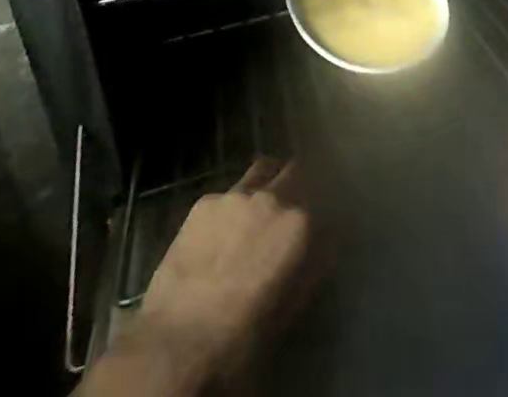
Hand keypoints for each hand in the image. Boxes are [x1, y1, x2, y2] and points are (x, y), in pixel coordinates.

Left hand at [81, 157, 310, 396]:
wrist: (180, 339)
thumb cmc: (246, 331)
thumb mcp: (296, 301)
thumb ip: (317, 261)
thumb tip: (327, 239)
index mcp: (300, 222)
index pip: (325, 195)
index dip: (324, 204)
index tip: (321, 216)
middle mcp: (272, 197)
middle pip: (295, 169)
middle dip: (298, 181)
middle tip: (293, 202)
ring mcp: (236, 195)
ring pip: (262, 169)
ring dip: (268, 180)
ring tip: (259, 205)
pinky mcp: (204, 202)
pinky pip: (228, 192)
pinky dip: (234, 204)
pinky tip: (222, 230)